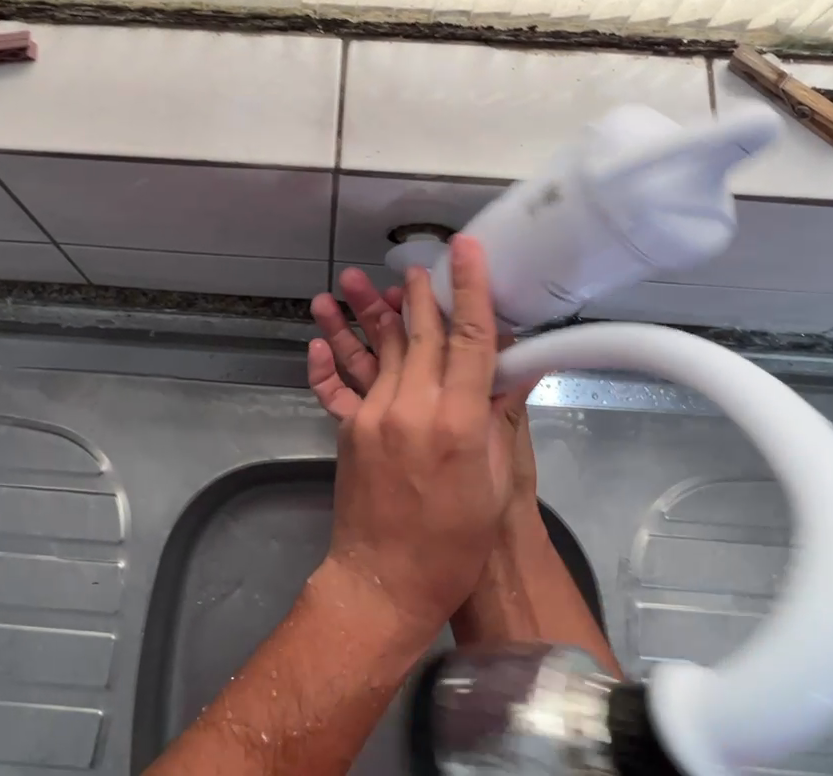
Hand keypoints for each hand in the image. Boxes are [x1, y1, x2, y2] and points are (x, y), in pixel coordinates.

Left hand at [319, 236, 514, 631]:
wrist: (386, 581)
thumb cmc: (455, 542)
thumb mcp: (492, 483)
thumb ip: (496, 421)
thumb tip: (512, 371)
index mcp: (459, 420)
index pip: (470, 339)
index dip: (470, 289)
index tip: (466, 251)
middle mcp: (413, 407)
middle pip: (420, 333)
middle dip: (421, 293)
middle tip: (418, 264)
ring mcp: (373, 416)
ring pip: (375, 349)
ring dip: (366, 312)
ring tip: (353, 279)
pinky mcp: (347, 429)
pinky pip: (337, 385)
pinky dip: (328, 360)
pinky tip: (320, 336)